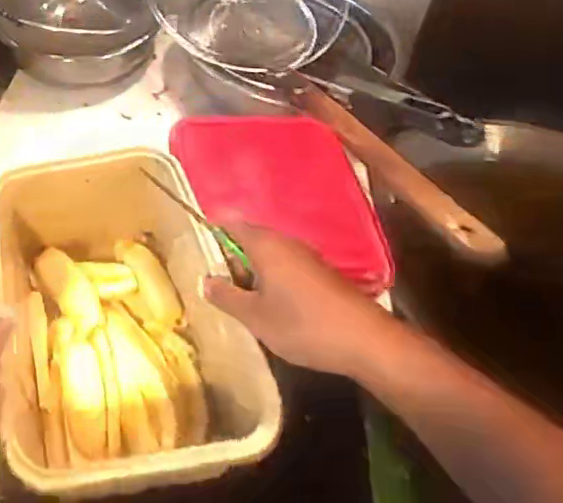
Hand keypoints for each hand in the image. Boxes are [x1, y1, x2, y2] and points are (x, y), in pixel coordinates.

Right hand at [202, 223, 399, 376]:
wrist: (363, 338)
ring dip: (253, 269)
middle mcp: (284, 241)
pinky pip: (285, 264)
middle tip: (218, 284)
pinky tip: (270, 303)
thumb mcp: (256, 318)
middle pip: (249, 237)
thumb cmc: (303, 325)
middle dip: (232, 256)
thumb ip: (227, 297)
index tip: (198, 247)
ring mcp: (304, 254)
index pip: (232, 223)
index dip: (213, 230)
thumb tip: (205, 280)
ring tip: (241, 297)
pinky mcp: (318, 271)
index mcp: (265, 244)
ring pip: (268, 252)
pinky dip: (272, 277)